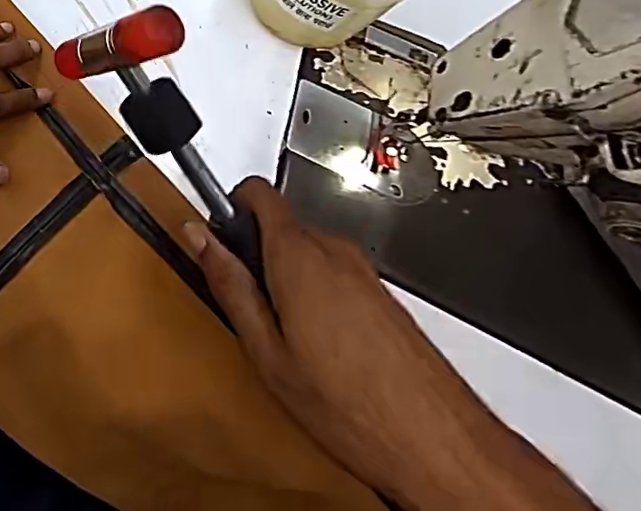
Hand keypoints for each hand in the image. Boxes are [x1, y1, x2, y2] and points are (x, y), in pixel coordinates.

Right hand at [187, 179, 592, 510]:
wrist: (442, 448)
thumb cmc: (356, 409)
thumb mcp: (266, 350)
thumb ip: (228, 283)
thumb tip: (197, 238)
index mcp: (298, 255)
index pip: (257, 191)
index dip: (231, 204)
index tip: (220, 232)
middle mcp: (334, 251)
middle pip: (279, 223)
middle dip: (257, 253)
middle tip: (250, 302)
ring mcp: (363, 270)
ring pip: (307, 250)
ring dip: (288, 277)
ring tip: (290, 335)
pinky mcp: (383, 292)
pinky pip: (334, 272)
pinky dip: (318, 294)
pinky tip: (323, 347)